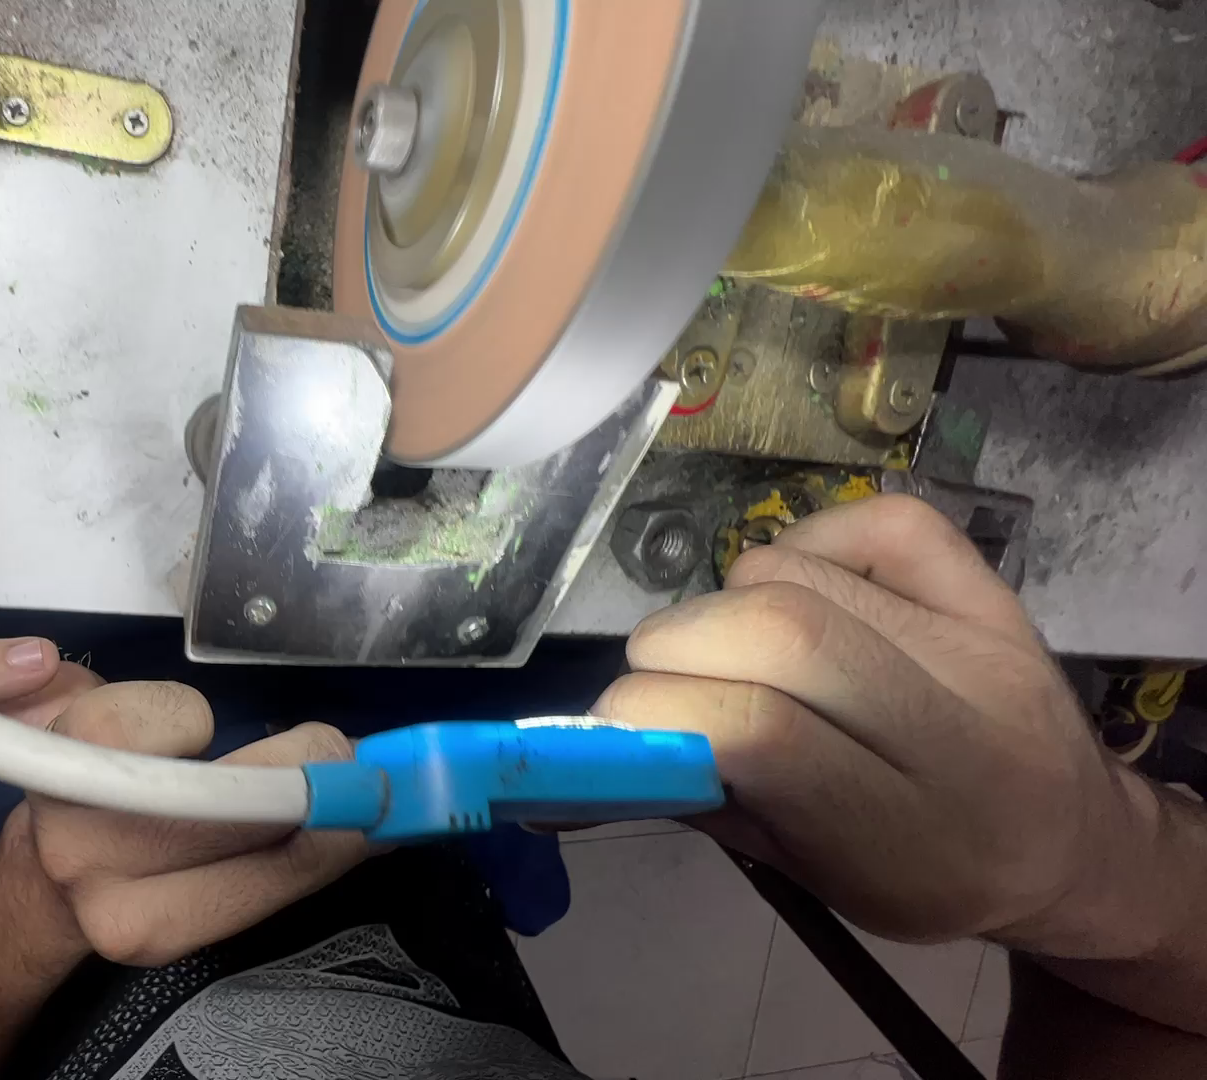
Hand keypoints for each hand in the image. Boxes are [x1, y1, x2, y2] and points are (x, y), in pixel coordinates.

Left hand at [0, 639, 367, 966]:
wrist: (51, 880)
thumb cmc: (145, 874)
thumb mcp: (217, 893)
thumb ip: (291, 853)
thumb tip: (380, 804)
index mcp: (146, 917)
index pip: (264, 851)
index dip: (326, 801)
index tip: (364, 774)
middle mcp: (83, 863)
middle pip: (204, 781)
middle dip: (284, 761)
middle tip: (316, 744)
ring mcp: (37, 796)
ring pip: (128, 716)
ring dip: (171, 717)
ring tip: (175, 738)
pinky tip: (35, 663)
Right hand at [596, 495, 1145, 955]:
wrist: (1069, 844)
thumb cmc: (909, 870)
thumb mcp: (797, 873)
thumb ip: (690, 801)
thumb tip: (570, 759)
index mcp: (908, 834)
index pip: (757, 732)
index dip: (654, 710)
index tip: (617, 720)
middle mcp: (962, 733)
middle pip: (777, 631)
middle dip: (674, 643)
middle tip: (661, 675)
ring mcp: (984, 646)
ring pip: (793, 576)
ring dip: (724, 604)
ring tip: (736, 646)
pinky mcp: (992, 590)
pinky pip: (876, 522)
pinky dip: (809, 541)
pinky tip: (802, 587)